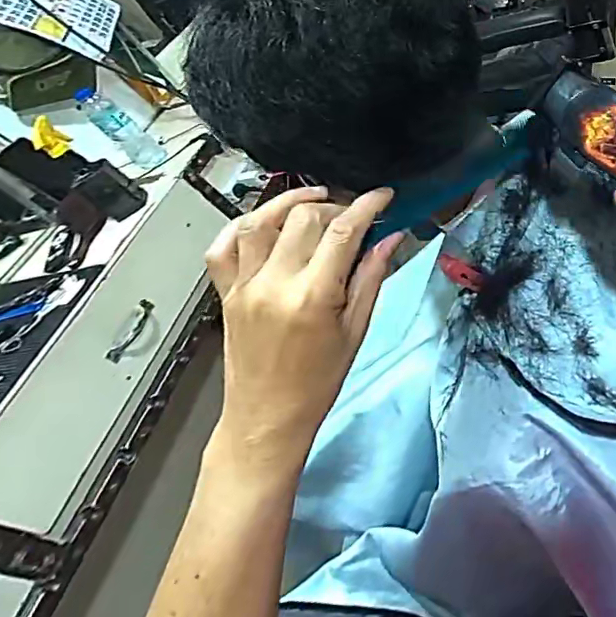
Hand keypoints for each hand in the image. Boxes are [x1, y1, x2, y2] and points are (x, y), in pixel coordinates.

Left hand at [203, 186, 403, 472]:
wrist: (266, 420)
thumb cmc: (318, 381)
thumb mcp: (357, 328)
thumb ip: (373, 275)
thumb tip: (392, 237)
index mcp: (313, 296)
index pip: (343, 230)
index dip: (367, 205)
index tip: (382, 196)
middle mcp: (274, 285)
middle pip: (304, 217)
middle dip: (336, 205)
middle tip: (355, 214)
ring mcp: (244, 287)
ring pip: (261, 221)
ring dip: (290, 201)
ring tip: (315, 199)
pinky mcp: (226, 293)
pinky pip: (223, 246)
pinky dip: (244, 225)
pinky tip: (268, 221)